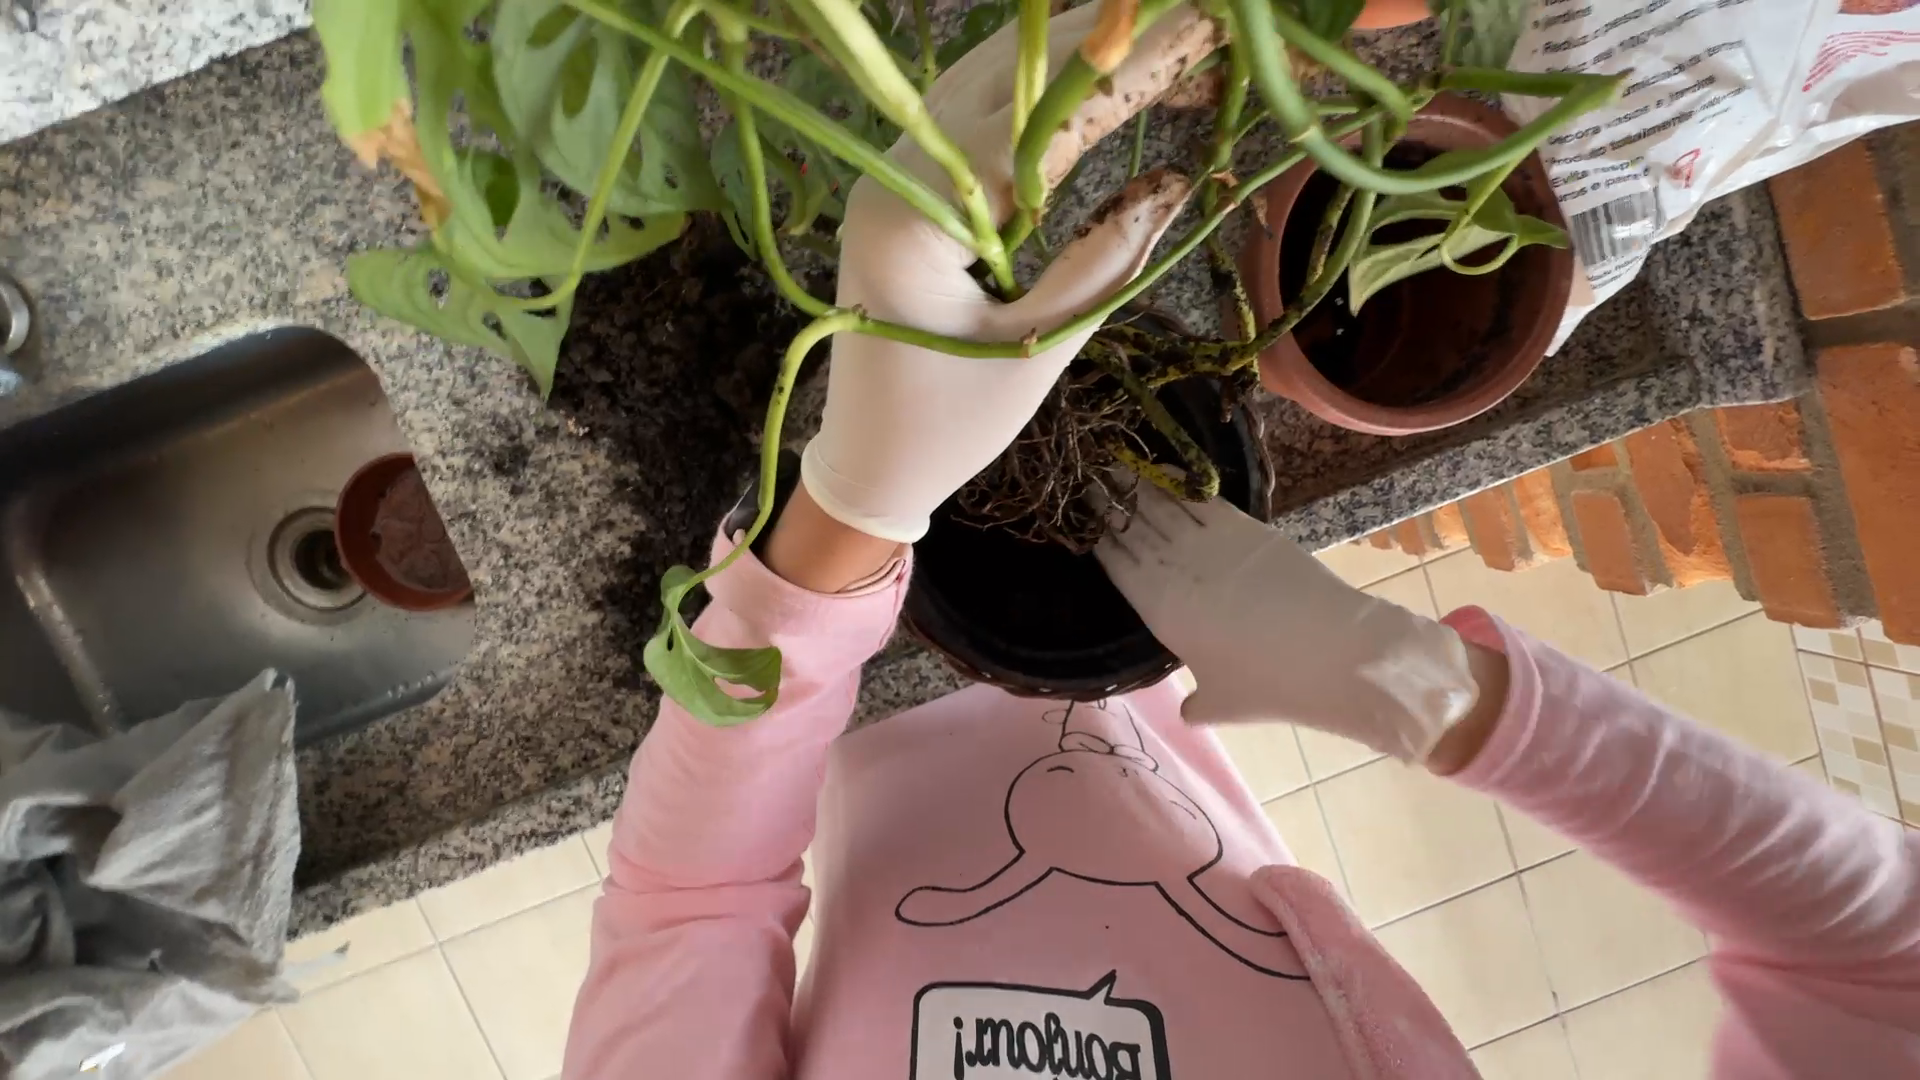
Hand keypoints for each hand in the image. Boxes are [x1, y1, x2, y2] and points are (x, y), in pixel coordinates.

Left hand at [799, 5, 1218, 542]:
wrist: (870, 461)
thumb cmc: (948, 427)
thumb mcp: (1035, 353)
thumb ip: (1101, 264)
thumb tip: (1171, 181)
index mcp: (914, 221)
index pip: (1035, 120)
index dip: (1125, 73)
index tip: (1205, 34)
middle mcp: (891, 176)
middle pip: (1007, 76)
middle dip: (1105, 48)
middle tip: (1196, 31)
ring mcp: (889, 179)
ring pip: (986, 84)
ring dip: (1071, 59)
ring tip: (1158, 49)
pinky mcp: (902, 194)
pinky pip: (973, 121)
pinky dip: (1035, 95)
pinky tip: (1087, 83)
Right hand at [1096, 484, 1484, 763]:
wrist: (1333, 653)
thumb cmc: (1269, 685)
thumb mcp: (1223, 702)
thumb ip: (1198, 703)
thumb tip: (1190, 710)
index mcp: (1159, 608)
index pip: (1117, 563)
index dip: (1099, 539)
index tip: (1084, 521)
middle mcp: (1174, 567)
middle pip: (1131, 526)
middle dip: (1107, 504)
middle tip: (1089, 482)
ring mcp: (1209, 542)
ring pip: (1160, 505)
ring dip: (1134, 485)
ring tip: (1114, 468)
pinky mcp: (1244, 526)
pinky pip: (1198, 498)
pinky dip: (1176, 483)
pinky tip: (1162, 472)